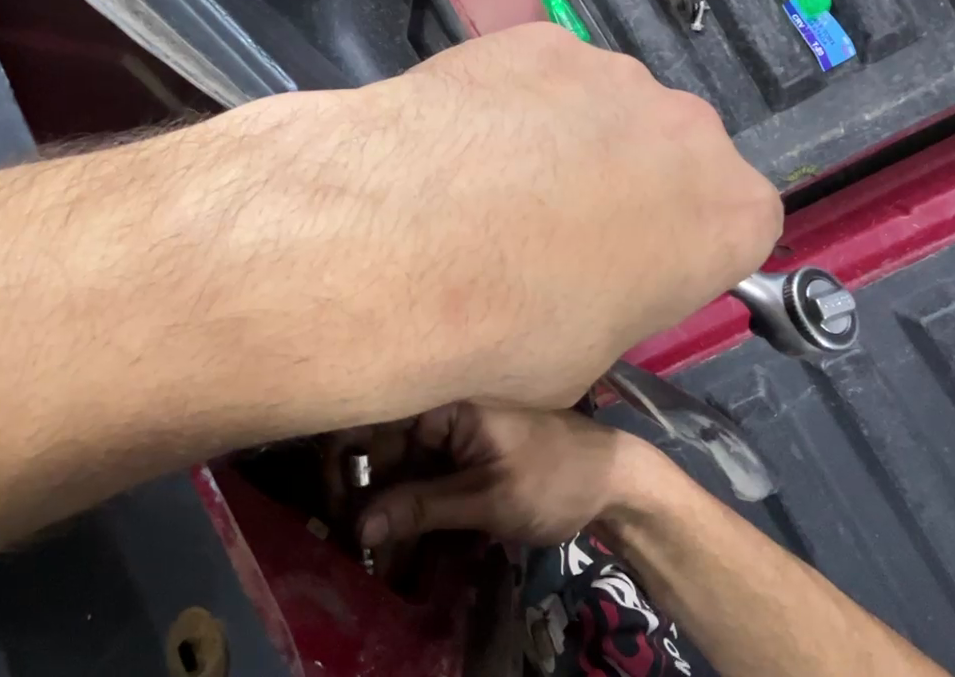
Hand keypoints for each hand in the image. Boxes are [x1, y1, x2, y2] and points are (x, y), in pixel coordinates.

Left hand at [184, 24, 780, 422]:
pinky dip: (507, 102)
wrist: (406, 245)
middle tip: (542, 228)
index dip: (668, 252)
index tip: (620, 272)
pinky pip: (533, 76)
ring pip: (595, 109)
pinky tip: (458, 142)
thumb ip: (611, 312)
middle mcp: (688, 128)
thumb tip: (580, 299)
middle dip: (618, 187)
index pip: (727, 228)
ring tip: (483, 184)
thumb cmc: (513, 329)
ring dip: (558, 139)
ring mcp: (609, 71)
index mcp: (731, 214)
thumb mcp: (584, 363)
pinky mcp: (535, 39)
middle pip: (663, 157)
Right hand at [356, 403, 661, 547]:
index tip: (339, 511)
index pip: (376, 421)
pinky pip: (426, 472)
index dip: (347, 464)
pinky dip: (416, 505)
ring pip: (404, 464)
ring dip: (392, 508)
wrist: (615, 482)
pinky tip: (410, 542)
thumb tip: (361, 527)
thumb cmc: (554, 478)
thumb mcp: (487, 498)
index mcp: (446, 397)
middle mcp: (443, 403)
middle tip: (364, 549)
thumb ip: (422, 508)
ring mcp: (453, 426)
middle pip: (385, 446)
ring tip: (386, 557)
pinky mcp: (464, 448)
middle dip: (371, 498)